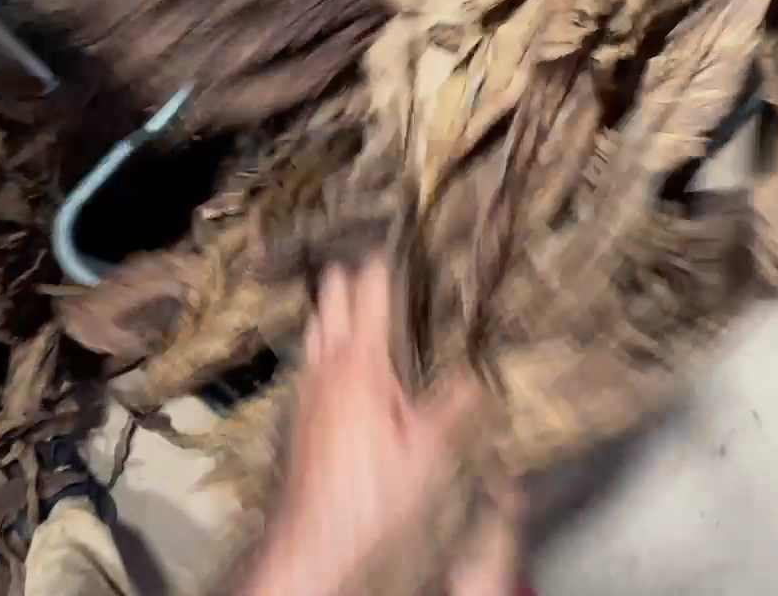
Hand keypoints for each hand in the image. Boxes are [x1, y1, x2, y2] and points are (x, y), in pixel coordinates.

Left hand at [238, 256, 482, 593]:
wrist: (313, 533)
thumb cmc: (371, 493)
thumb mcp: (425, 452)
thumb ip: (452, 409)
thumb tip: (481, 378)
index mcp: (362, 364)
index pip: (368, 296)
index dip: (377, 266)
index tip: (385, 244)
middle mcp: (329, 363)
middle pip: (330, 297)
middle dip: (345, 275)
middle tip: (364, 261)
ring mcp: (307, 382)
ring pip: (314, 323)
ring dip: (329, 307)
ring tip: (345, 295)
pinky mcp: (296, 404)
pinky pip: (307, 356)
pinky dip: (319, 341)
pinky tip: (330, 357)